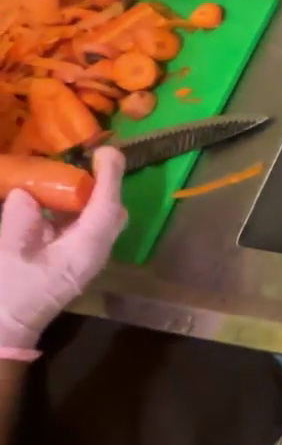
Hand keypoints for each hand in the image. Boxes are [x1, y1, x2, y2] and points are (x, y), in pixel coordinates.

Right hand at [0, 148, 125, 358]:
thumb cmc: (3, 293)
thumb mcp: (5, 253)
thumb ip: (18, 222)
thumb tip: (27, 195)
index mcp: (86, 248)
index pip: (106, 206)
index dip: (108, 177)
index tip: (108, 152)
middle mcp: (92, 252)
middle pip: (107, 212)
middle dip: (99, 187)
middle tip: (82, 164)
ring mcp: (79, 259)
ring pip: (90, 221)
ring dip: (77, 201)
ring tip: (55, 180)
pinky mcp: (64, 264)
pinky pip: (69, 232)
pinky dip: (59, 216)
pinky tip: (38, 206)